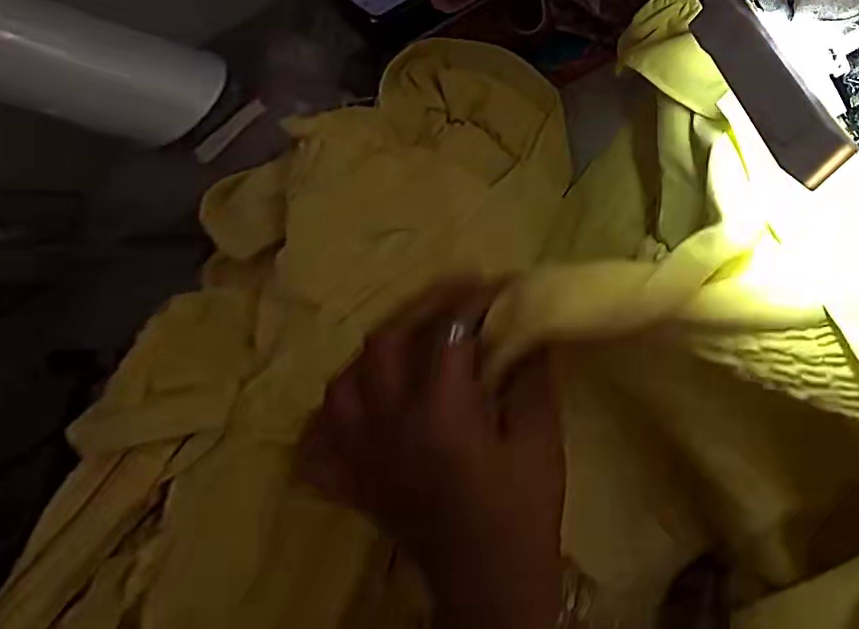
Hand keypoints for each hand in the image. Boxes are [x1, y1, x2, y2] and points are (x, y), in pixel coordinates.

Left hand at [299, 282, 565, 628]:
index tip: (502, 283)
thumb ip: (531, 373)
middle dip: (422, 307)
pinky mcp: (353, 485)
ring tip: (415, 334)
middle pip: (383, 346)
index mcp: (438, 414)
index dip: (475, 300)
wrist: (490, 574)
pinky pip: (318, 442)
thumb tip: (530, 327)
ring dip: (378, 348)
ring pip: (343, 384)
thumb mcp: (540, 432)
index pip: (447, 334)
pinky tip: (364, 398)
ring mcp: (361, 459)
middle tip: (460, 291)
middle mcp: (387, 429)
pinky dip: (334, 411)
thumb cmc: (524, 502)